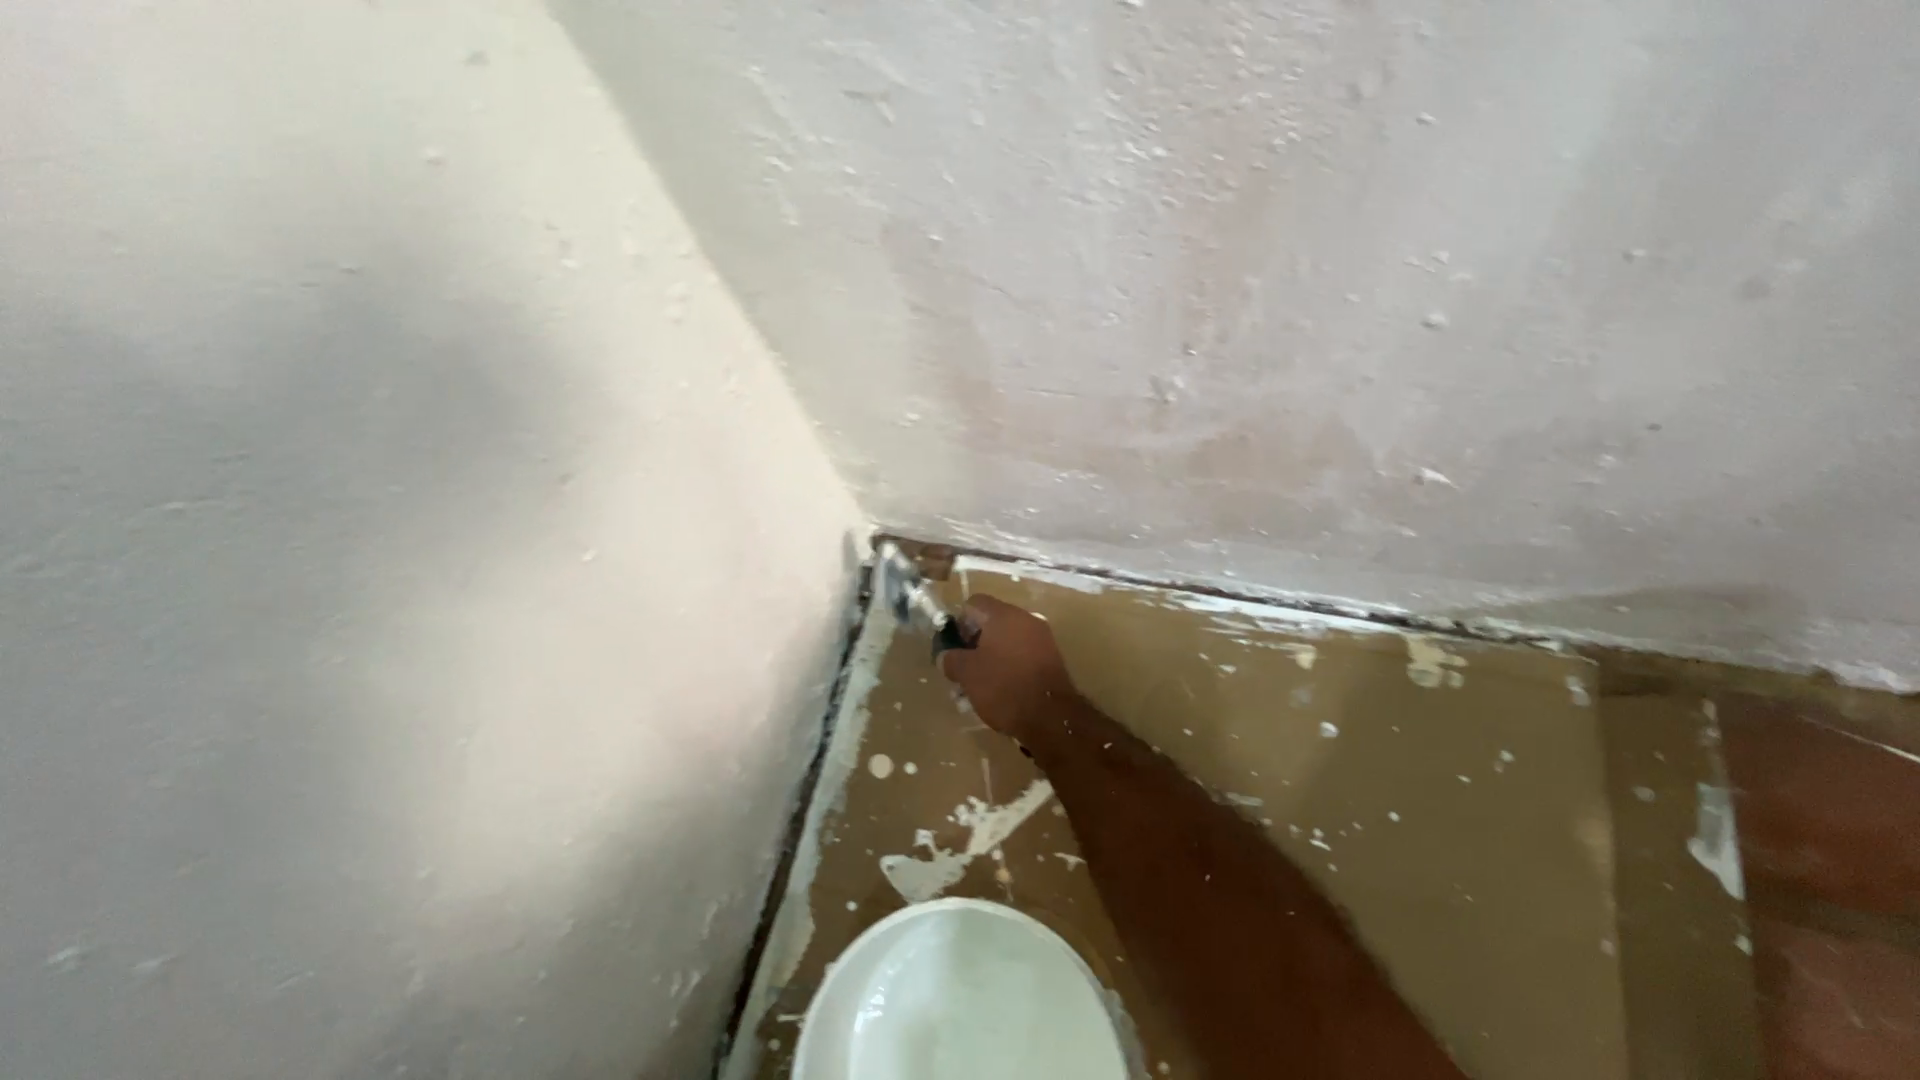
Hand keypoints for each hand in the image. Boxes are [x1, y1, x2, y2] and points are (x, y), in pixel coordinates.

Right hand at [939, 594, 1079, 740]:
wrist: (1051, 717)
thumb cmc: (1004, 686)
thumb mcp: (967, 673)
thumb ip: (951, 659)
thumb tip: (945, 656)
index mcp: (1003, 615)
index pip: (973, 604)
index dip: (958, 624)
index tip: (953, 649)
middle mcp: (1026, 619)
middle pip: (991, 623)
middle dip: (973, 645)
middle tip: (963, 670)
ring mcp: (1042, 639)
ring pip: (1006, 642)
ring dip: (990, 659)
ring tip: (979, 687)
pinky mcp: (1051, 659)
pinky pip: (1022, 656)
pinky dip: (1008, 668)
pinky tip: (1000, 692)